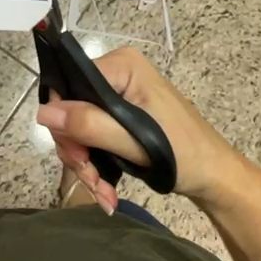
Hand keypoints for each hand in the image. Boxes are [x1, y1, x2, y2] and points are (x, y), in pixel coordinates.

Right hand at [35, 47, 248, 210]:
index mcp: (122, 67)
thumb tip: (43, 112)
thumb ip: (89, 124)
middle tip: (92, 181)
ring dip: (87, 164)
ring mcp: (119, 95)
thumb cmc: (185, 154)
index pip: (69, 84)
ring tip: (103, 193)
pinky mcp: (121, 116)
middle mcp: (117, 74)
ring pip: (80, 128)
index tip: (78, 157)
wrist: (216, 177)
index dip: (65, 122)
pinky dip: (96, 164)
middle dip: (78, 151)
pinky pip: (93, 136)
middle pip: (72, 110)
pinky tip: (106, 190)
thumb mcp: (134, 141)